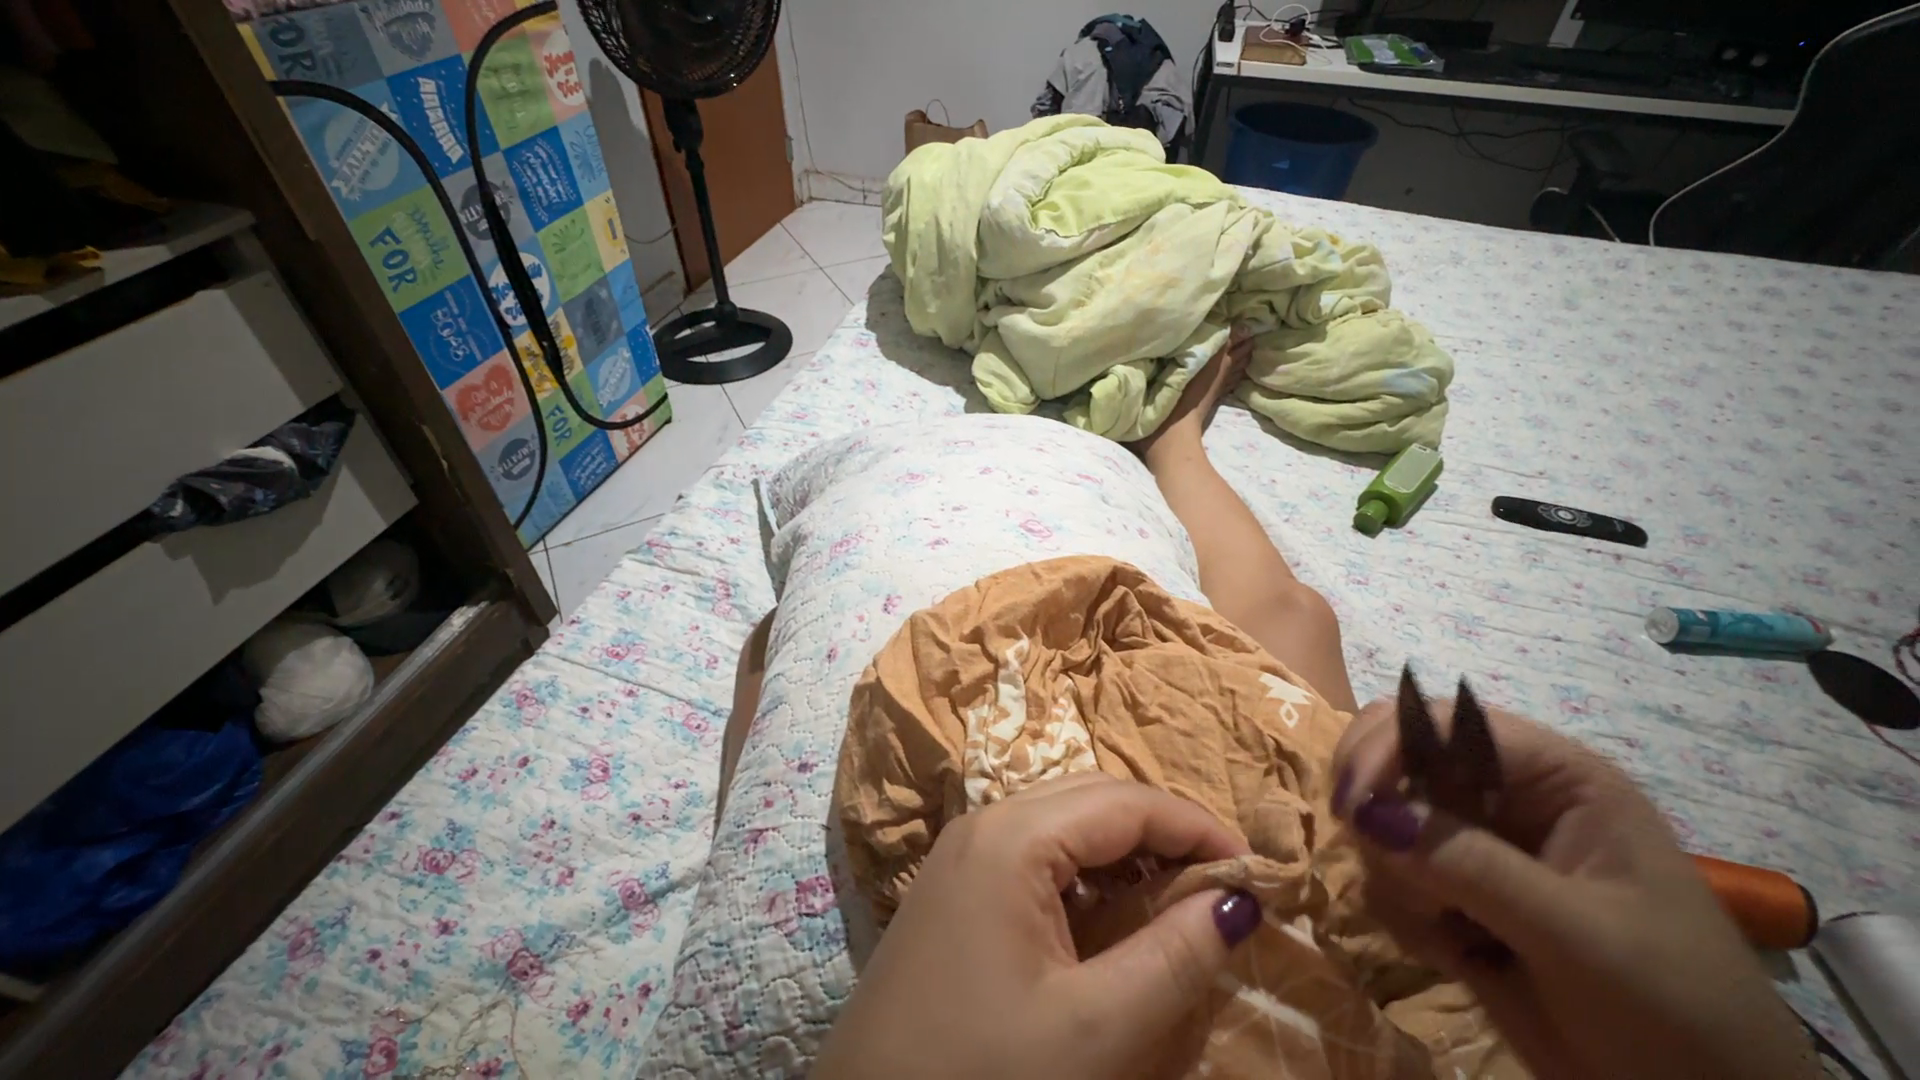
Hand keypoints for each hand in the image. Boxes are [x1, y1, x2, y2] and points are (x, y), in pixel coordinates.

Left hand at [813, 774, 1260, 1079]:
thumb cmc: (983, 1072)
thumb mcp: (1096, 1027)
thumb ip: (1175, 956)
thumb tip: (1238, 900)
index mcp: (1013, 836)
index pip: (1127, 802)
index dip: (1198, 827)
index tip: (1257, 872)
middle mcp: (983, 823)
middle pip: (1095, 799)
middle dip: (1164, 831)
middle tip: (1223, 883)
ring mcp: (962, 852)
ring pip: (1065, 823)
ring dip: (1127, 849)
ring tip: (1179, 898)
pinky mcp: (954, 887)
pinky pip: (1036, 854)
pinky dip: (1087, 872)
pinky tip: (1112, 915)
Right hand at [1332, 693, 1818, 1079]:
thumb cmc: (1672, 1009)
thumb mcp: (1577, 935)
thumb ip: (1471, 868)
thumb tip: (1368, 816)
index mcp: (1557, 778)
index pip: (1448, 722)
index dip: (1388, 746)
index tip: (1351, 805)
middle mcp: (1507, 798)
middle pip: (1399, 757)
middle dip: (1380, 806)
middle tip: (1375, 855)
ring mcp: (1477, 847)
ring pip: (1384, 820)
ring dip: (1394, 873)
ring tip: (1445, 929)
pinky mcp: (1453, 894)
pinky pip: (1388, 874)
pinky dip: (1399, 909)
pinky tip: (1447, 951)